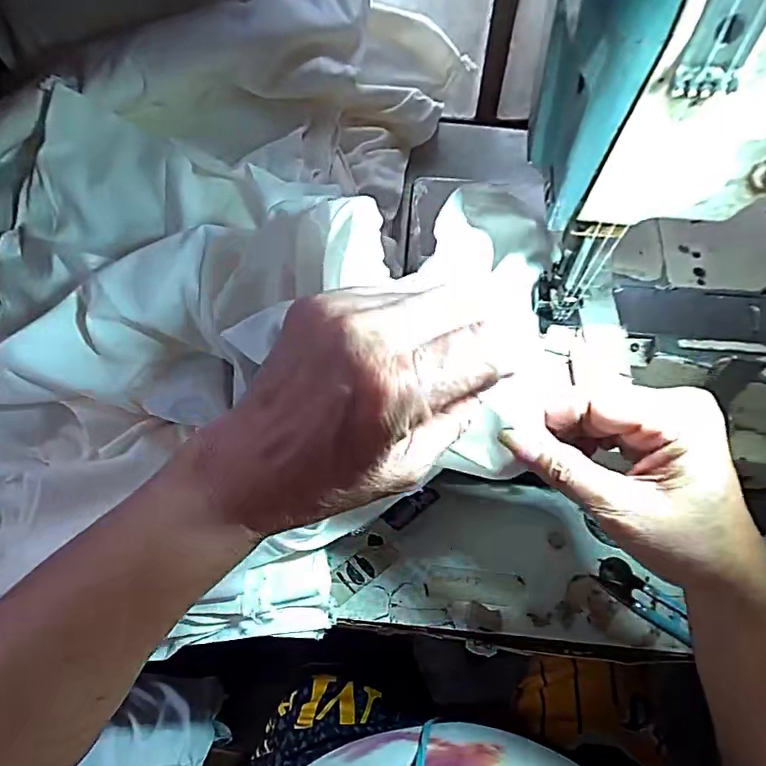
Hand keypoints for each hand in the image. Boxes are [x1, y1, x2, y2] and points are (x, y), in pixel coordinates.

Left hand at [186, 284, 502, 537]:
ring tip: (444, 340)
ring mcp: (343, 310)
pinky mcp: (321, 301)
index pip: (484, 347)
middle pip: (464, 297)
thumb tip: (483, 383)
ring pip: (427, 286)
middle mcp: (373, 335)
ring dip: (447, 310)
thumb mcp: (405, 469)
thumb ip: (453, 421)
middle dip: (487, 318)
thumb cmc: (324, 479)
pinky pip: (386, 291)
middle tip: (490, 339)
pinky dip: (406, 310)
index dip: (509, 352)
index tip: (515, 359)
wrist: (251, 460)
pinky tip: (400, 337)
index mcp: (398, 387)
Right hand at [499, 383, 765, 591]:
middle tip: (530, 454)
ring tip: (554, 465)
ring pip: (597, 414)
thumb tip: (522, 443)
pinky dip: (586, 444)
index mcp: (680, 417)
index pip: (598, 399)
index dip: (554, 417)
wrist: (721, 568)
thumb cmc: (693, 544)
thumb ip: (564, 471)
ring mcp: (669, 417)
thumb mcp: (618, 508)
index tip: (521, 436)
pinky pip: (608, 426)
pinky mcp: (658, 431)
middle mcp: (678, 407)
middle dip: (560, 429)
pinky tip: (575, 464)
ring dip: (570, 438)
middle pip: (596, 402)